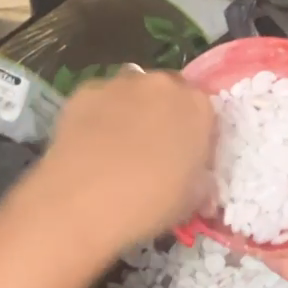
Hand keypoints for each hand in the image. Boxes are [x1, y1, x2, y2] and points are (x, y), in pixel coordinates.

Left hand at [20, 69, 214, 252]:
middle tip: (151, 149)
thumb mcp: (193, 199)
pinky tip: (89, 145)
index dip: (194, 133)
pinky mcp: (85, 91)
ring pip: (131, 92)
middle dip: (162, 115)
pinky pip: (99, 100)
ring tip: (116, 147)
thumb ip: (200, 177)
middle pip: (167, 92)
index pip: (203, 111)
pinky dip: (97, 115)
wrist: (84, 203)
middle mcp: (161, 84)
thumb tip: (196, 176)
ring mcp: (120, 84)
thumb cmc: (150, 203)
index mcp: (197, 107)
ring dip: (130, 110)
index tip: (185, 156)